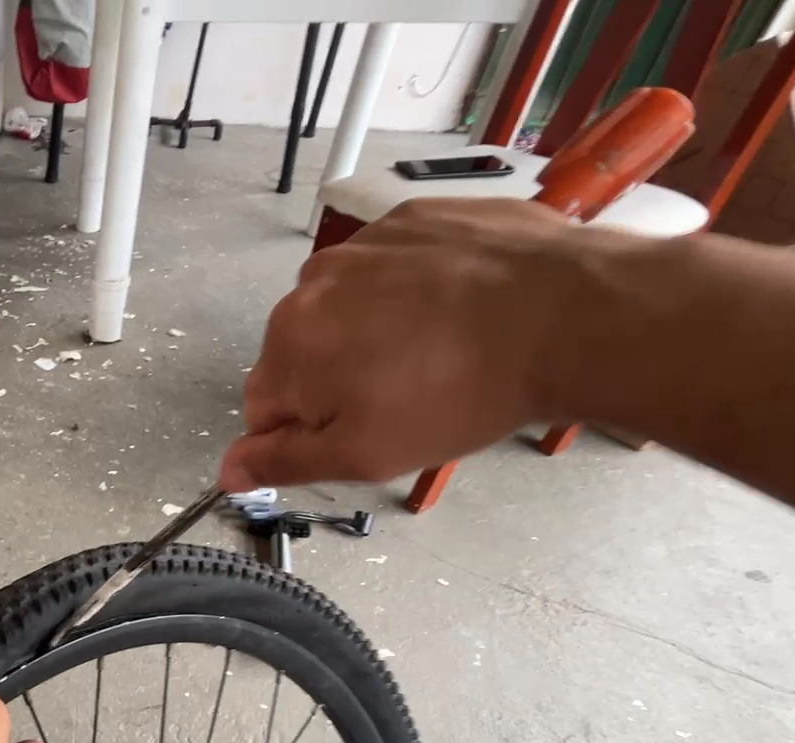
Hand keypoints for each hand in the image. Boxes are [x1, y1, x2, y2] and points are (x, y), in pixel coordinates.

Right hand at [220, 198, 630, 490]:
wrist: (569, 315)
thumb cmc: (457, 395)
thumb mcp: (361, 454)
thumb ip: (282, 462)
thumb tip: (225, 470)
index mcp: (287, 346)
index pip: (265, 406)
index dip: (307, 430)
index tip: (360, 431)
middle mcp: (309, 286)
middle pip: (301, 353)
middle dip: (335, 379)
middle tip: (401, 394)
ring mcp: (363, 244)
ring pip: (343, 308)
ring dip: (369, 332)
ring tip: (433, 349)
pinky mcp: (413, 218)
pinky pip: (388, 266)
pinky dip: (409, 289)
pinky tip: (453, 309)